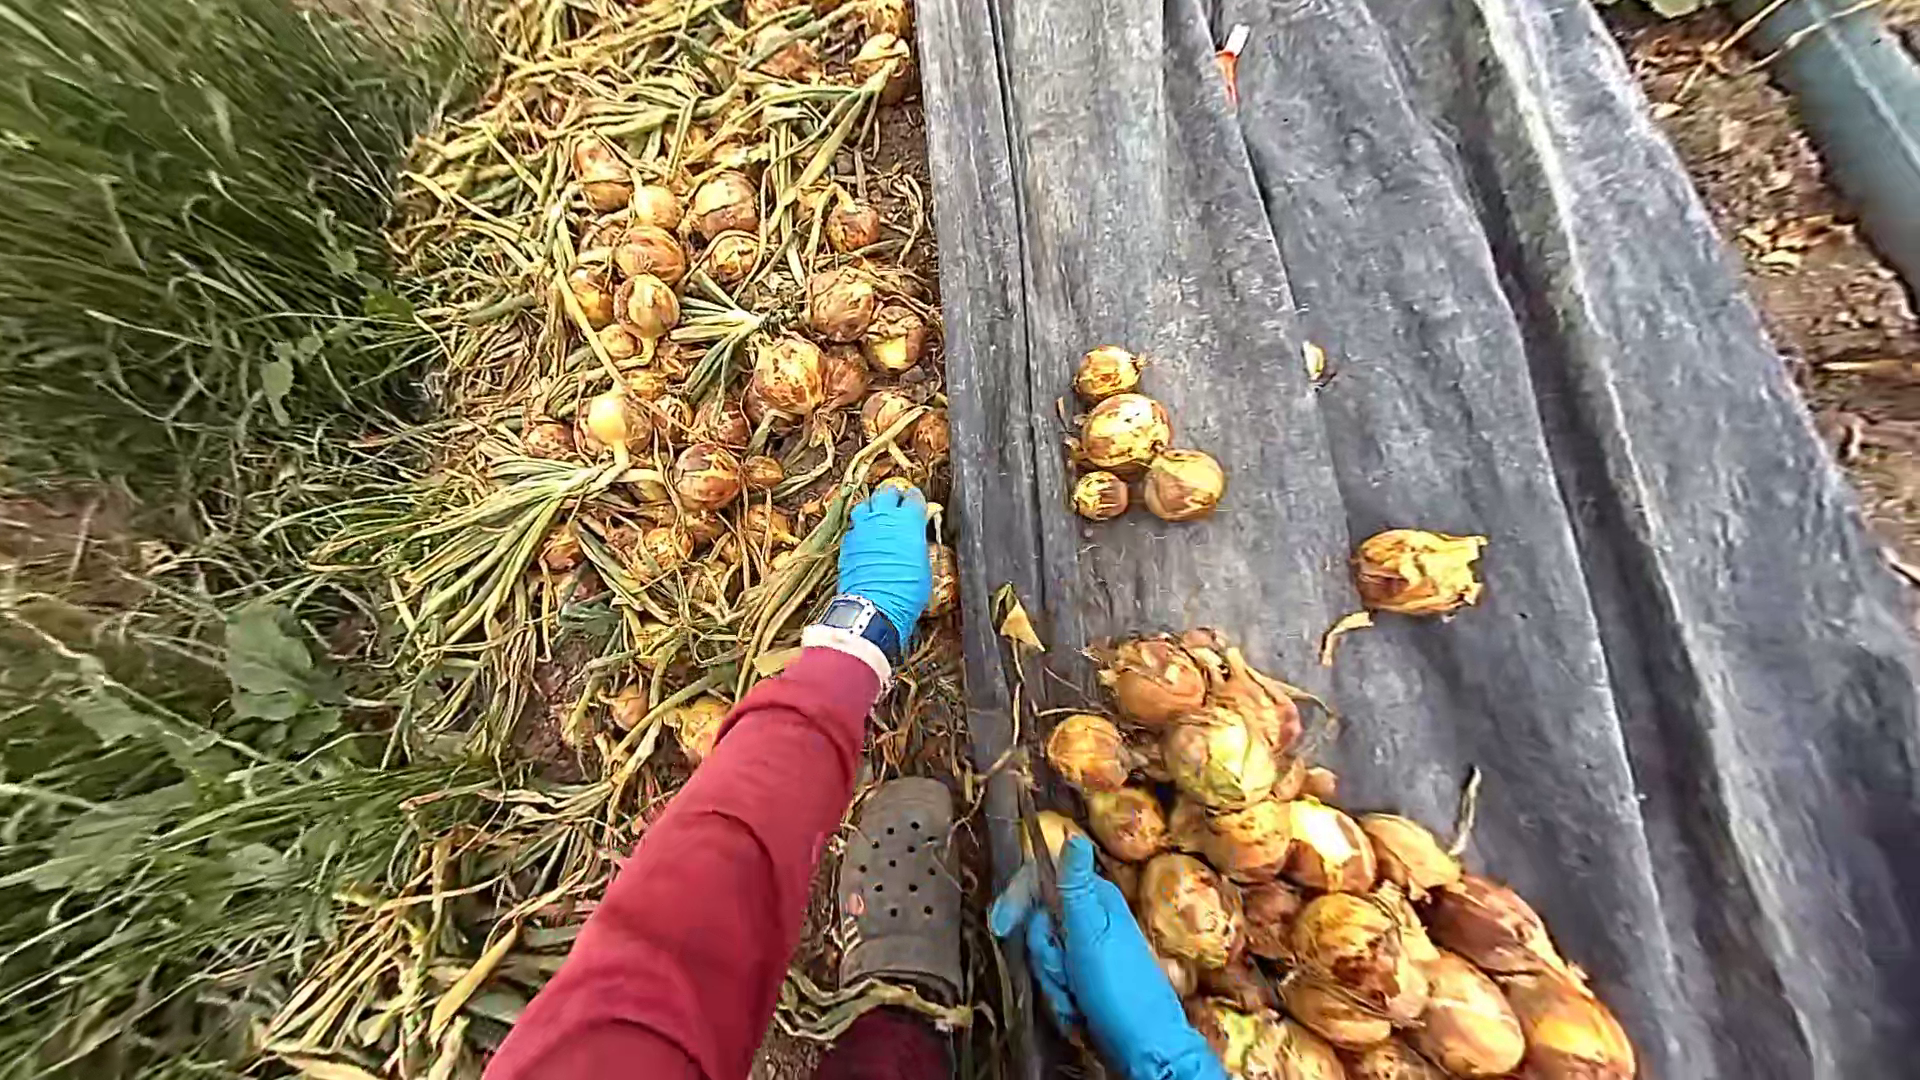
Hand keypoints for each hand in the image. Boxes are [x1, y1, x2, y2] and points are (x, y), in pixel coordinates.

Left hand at [837, 483, 931, 638]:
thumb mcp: (923, 564)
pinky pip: (854, 526)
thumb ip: (919, 542)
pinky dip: (861, 528)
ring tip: (878, 516)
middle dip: (893, 496)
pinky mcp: (848, 542)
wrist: (875, 605)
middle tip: (898, 503)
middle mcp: (884, 518)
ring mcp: (862, 528)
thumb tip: (918, 536)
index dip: (916, 499)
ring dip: (873, 508)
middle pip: (887, 493)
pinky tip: (866, 538)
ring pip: (865, 505)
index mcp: (908, 521)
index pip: (913, 497)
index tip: (918, 503)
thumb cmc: (906, 590)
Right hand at [989, 835, 1224, 1079]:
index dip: (1017, 898)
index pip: (1040, 878)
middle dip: (1044, 953)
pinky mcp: (1084, 977)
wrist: (1149, 1052)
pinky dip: (1061, 997)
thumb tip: (1073, 834)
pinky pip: (1054, 978)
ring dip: (1053, 980)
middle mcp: (1089, 915)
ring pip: (1044, 952)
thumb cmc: (1119, 987)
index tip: (1001, 927)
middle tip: (1064, 973)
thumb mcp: (1091, 932)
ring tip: (1075, 998)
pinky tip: (1077, 1011)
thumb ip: (1076, 884)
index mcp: (1093, 895)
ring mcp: (1086, 948)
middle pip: (1038, 919)